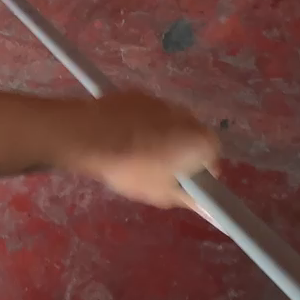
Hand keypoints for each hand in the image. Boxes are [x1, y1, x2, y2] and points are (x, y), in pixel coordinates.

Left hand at [65, 90, 218, 208]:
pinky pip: (145, 112)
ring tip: (134, 152)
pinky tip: (121, 135)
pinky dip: (139, 121)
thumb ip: (190, 199)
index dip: (198, 175)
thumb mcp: (163, 194)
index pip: (212, 159)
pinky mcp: (134, 93)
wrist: (87, 134)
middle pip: (191, 136)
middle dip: (179, 151)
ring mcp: (158, 99)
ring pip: (167, 123)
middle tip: (158, 169)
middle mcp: (185, 114)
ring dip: (159, 134)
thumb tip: (207, 206)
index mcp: (201, 140)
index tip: (180, 183)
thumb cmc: (130, 168)